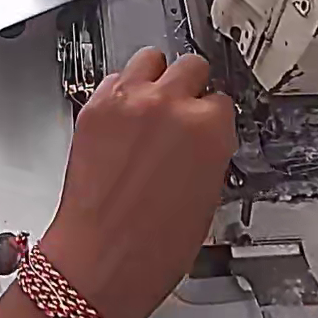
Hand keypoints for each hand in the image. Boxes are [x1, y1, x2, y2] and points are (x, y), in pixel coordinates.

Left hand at [40, 48, 235, 317]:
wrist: (102, 258)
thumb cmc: (155, 244)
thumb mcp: (208, 192)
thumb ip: (209, 149)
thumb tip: (203, 133)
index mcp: (210, 128)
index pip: (222, 98)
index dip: (212, 113)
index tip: (205, 120)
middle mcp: (170, 105)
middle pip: (191, 65)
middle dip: (190, 86)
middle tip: (182, 106)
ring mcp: (130, 102)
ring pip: (150, 58)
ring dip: (155, 77)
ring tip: (151, 101)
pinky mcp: (95, 107)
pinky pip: (114, 80)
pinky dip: (121, 93)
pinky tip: (124, 118)